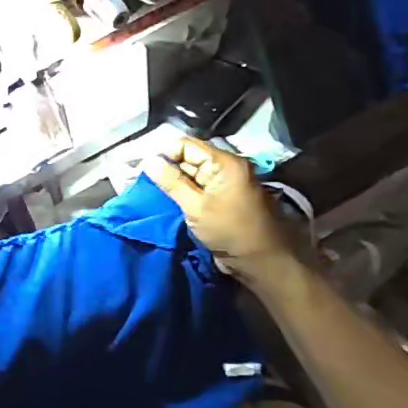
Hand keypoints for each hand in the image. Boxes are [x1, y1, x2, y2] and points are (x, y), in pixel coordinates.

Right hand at [145, 136, 297, 282]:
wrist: (262, 262)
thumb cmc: (230, 232)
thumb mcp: (196, 207)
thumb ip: (171, 182)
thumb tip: (148, 160)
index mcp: (225, 163)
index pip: (186, 145)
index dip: (165, 154)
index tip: (146, 170)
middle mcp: (227, 167)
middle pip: (190, 158)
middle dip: (168, 168)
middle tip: (146, 183)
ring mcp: (226, 183)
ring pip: (193, 174)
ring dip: (176, 182)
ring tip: (156, 193)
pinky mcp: (224, 197)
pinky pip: (200, 187)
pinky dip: (186, 192)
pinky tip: (171, 201)